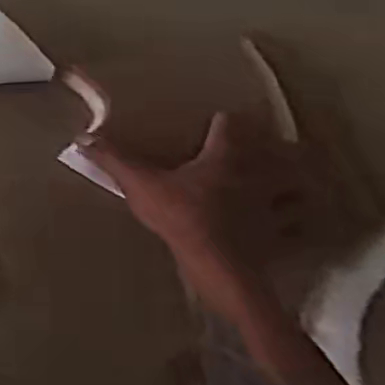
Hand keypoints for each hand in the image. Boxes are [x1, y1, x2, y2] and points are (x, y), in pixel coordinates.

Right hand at [78, 112, 313, 277]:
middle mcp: (258, 178)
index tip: (222, 117)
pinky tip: (290, 228)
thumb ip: (114, 160)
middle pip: (284, 156)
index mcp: (225, 159)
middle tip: (274, 149)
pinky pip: (298, 230)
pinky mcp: (282, 239)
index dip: (227, 120)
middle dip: (282, 151)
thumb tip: (82, 137)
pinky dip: (298, 227)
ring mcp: (275, 210)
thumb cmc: (180, 217)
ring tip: (290, 187)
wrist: (218, 267)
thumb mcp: (138, 184)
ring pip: (301, 192)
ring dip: (299, 188)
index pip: (231, 128)